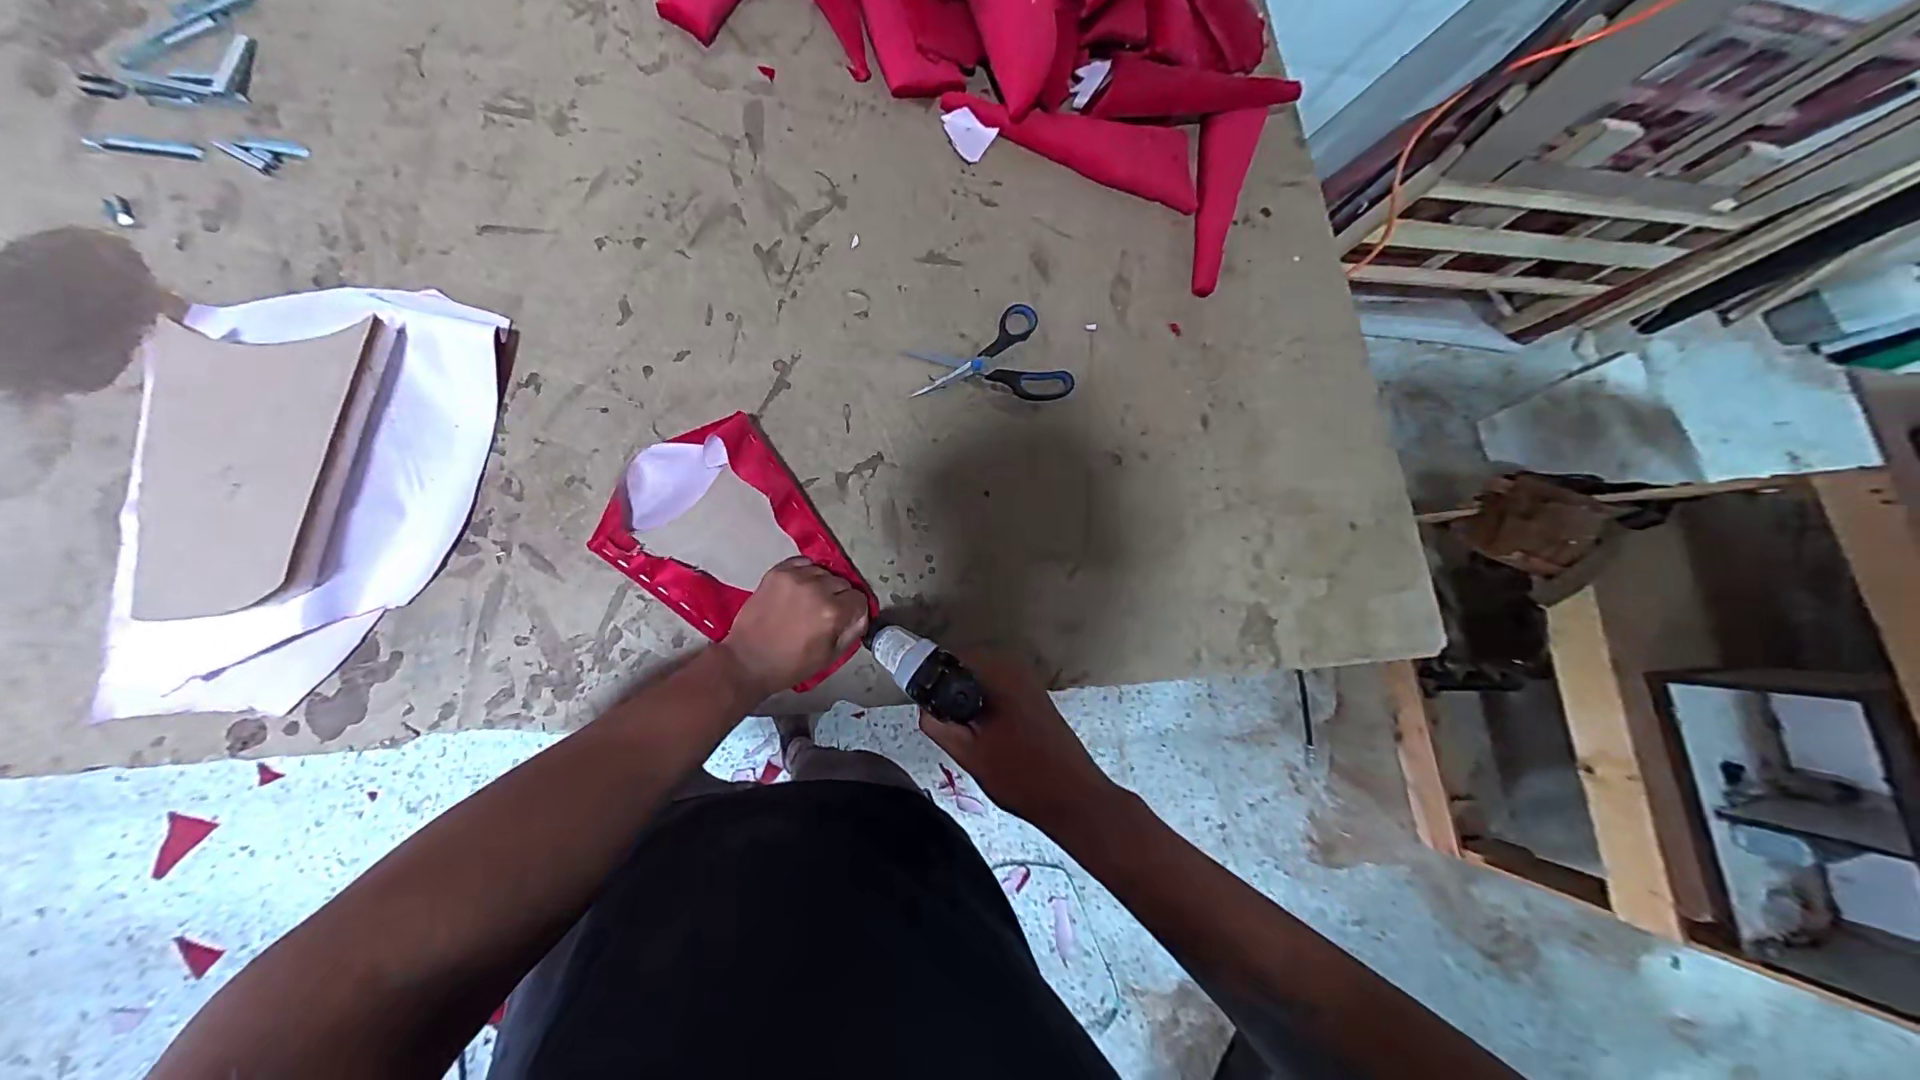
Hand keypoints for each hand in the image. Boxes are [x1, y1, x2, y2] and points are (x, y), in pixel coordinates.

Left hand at [717, 557, 868, 699]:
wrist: (747, 660)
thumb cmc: (791, 664)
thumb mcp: (831, 657)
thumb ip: (853, 631)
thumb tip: (861, 614)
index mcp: (832, 613)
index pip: (859, 598)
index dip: (855, 611)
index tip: (845, 619)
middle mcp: (816, 589)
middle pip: (843, 583)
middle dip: (839, 597)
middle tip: (825, 613)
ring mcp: (795, 578)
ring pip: (824, 572)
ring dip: (822, 585)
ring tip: (810, 600)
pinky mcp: (777, 573)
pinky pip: (803, 563)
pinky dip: (806, 573)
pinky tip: (800, 587)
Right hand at [917, 650, 1123, 830]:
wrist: (1072, 797)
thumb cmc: (1022, 776)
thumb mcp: (967, 753)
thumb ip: (937, 723)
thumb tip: (925, 709)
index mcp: (998, 671)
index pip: (947, 658)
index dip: (930, 681)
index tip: (927, 707)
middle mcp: (1015, 666)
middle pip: (962, 667)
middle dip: (948, 692)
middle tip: (948, 727)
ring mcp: (1027, 679)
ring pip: (978, 680)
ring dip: (966, 701)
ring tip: (969, 737)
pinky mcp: (1033, 695)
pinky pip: (996, 689)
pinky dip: (984, 706)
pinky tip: (987, 737)